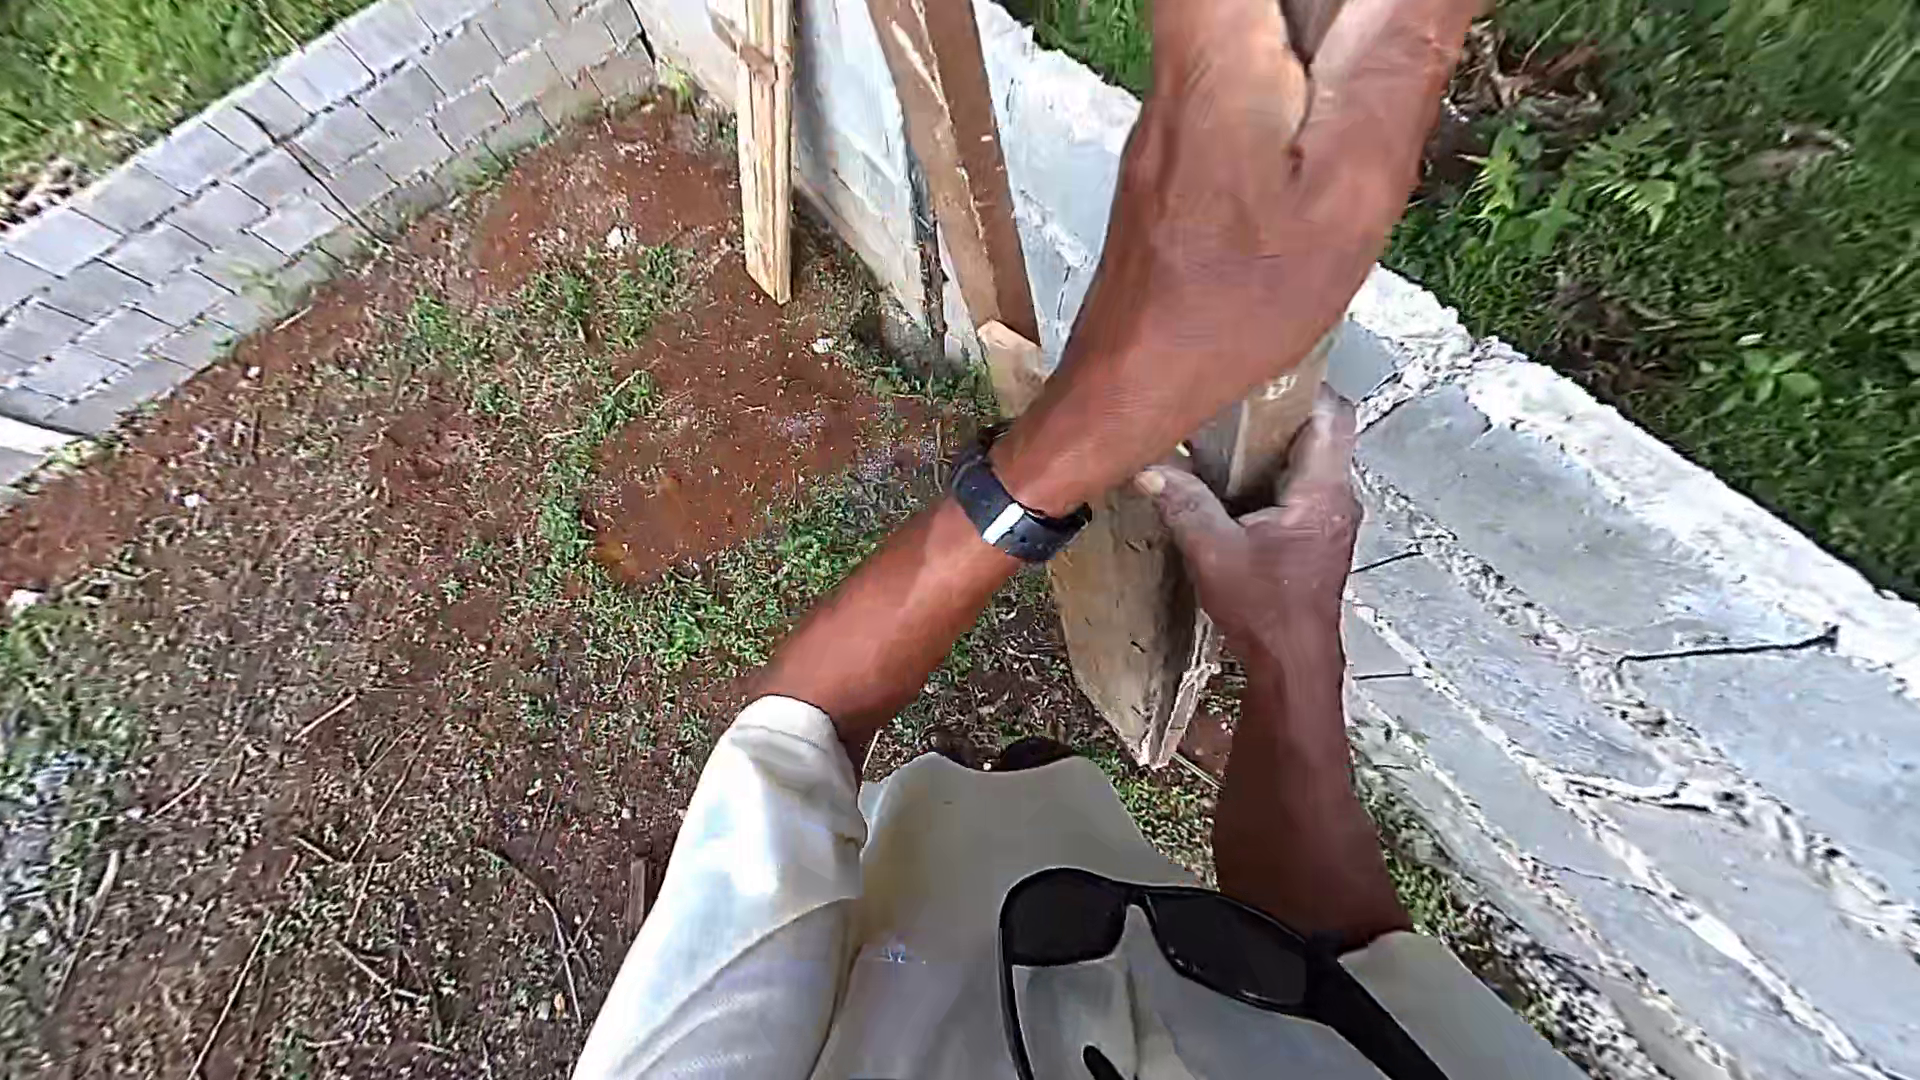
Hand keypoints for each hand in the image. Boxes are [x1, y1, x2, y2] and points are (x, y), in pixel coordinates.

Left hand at [991, 0, 1476, 513]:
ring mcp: (1156, 128)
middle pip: (1254, 1)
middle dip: (1326, 25)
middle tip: (1371, 70)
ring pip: (1242, 35)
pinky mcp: (1157, 168)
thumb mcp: (1347, 191)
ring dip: (1312, 56)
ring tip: (1342, 127)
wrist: (1133, 383)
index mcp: (1215, 57)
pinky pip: (1224, 94)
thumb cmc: (1232, 311)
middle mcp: (1170, 77)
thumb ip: (1396, 59)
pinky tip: (1298, 169)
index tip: (1362, 30)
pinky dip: (1277, 104)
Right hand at [1136, 387, 1360, 666]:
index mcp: (1322, 493)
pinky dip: (1267, 475)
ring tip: (1221, 438)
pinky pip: (1297, 486)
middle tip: (1226, 404)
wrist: (1291, 660)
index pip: (1334, 416)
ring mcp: (1328, 517)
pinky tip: (1229, 483)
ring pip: (1306, 460)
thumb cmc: (1263, 609)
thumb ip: (1183, 503)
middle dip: (1273, 415)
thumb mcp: (1213, 551)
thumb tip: (1148, 467)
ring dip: (1267, 447)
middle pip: (1318, 433)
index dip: (1304, 387)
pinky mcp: (1314, 534)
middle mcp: (1336, 498)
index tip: (1260, 375)